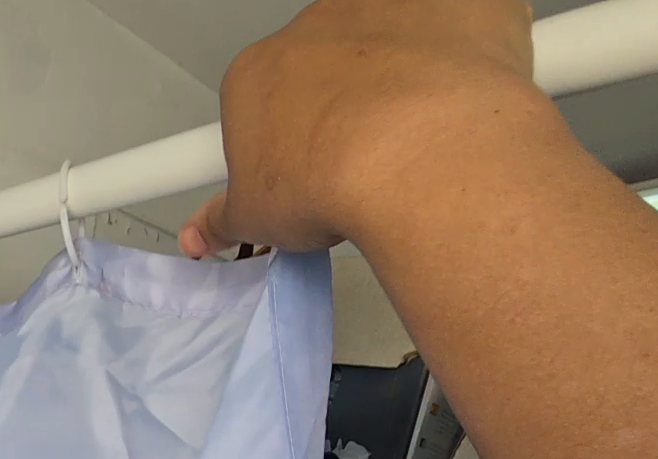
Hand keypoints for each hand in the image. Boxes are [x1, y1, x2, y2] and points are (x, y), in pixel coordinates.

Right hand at [180, 0, 542, 257]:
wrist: (419, 155)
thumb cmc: (319, 182)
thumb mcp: (251, 221)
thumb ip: (220, 222)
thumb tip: (197, 237)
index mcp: (253, 73)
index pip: (250, 107)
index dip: (266, 146)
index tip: (284, 175)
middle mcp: (313, 25)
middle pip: (316, 68)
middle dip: (326, 110)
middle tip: (341, 166)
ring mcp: (386, 5)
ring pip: (383, 45)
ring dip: (387, 84)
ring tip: (400, 143)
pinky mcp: (460, 0)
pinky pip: (451, 29)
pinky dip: (453, 64)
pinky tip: (449, 110)